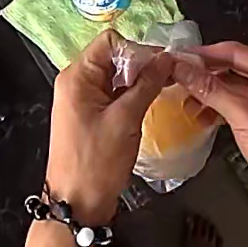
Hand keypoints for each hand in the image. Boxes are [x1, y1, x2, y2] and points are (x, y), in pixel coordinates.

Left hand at [47, 30, 172, 224]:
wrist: (77, 204)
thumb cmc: (96, 161)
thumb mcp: (126, 118)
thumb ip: (147, 83)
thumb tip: (167, 58)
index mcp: (77, 77)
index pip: (110, 41)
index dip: (138, 48)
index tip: (162, 64)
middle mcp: (76, 82)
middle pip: (114, 56)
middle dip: (142, 63)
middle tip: (170, 75)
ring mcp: (83, 99)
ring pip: (116, 75)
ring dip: (140, 79)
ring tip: (166, 87)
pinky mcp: (91, 114)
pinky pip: (114, 92)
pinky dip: (133, 93)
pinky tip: (151, 101)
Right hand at [172, 41, 247, 217]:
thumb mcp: (242, 114)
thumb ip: (210, 89)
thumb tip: (181, 68)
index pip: (235, 52)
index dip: (204, 54)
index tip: (177, 57)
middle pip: (231, 68)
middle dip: (203, 75)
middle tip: (174, 78)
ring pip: (229, 88)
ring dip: (206, 94)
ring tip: (184, 103)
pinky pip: (231, 106)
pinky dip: (214, 109)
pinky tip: (198, 118)